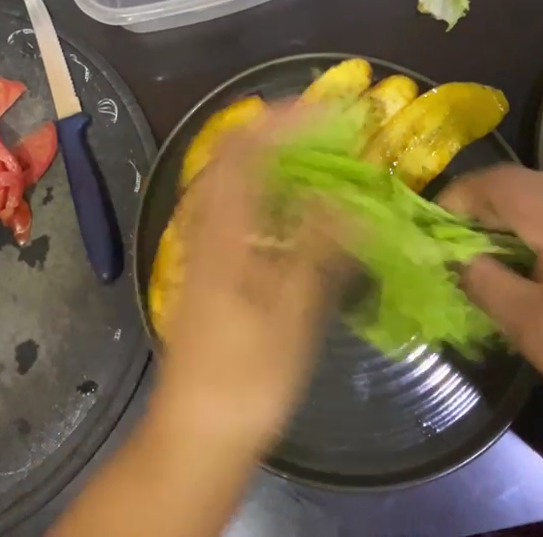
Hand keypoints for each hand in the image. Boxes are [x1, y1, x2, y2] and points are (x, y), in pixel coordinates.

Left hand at [152, 116, 344, 458]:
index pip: (242, 150)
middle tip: (326, 130)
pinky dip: (269, 198)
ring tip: (319, 160)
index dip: (278, 120)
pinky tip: (299, 216)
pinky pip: (239, 213)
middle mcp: (207, 229)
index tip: (321, 108)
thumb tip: (346, 198)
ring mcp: (205, 250)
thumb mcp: (292, 314)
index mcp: (223, 230)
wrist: (196, 433)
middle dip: (278, 134)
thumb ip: (318, 250)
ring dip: (274, 163)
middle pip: (233, 160)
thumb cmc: (246, 376)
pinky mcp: (210, 273)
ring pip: (235, 185)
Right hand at [437, 165, 542, 454]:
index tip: (435, 221)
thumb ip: (484, 278)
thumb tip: (460, 253)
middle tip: (462, 233)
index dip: (462, 195)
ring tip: (501, 242)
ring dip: (523, 205)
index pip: (504, 184)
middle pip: (533, 180)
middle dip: (490, 199)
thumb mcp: (530, 328)